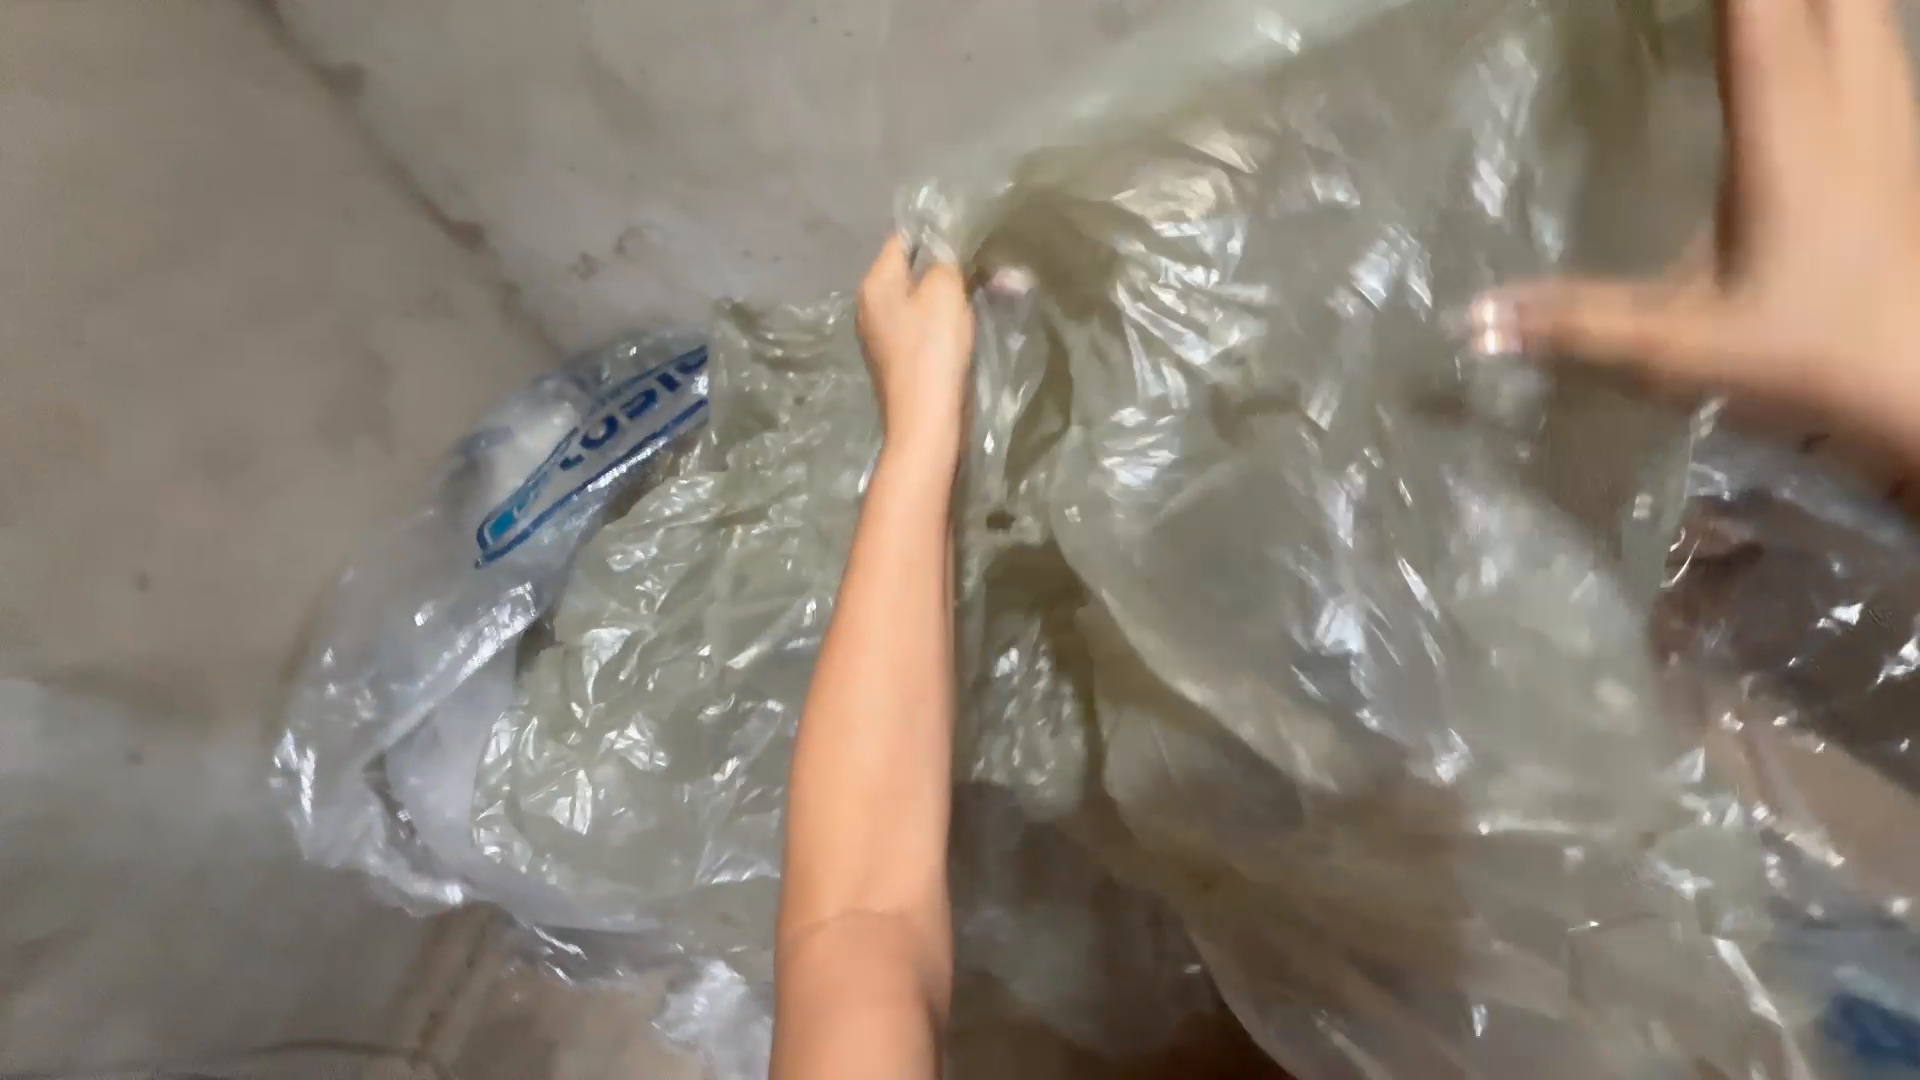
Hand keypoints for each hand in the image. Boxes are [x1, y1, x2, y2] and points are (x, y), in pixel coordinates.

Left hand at [857, 235, 975, 464]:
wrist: (925, 422)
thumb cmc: (932, 352)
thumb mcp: (944, 292)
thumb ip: (945, 262)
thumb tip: (945, 253)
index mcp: (875, 284)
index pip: (903, 239)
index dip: (936, 233)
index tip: (969, 236)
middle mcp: (869, 307)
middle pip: (912, 273)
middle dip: (948, 269)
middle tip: (986, 267)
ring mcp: (881, 338)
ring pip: (919, 303)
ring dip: (949, 298)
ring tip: (986, 293)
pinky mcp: (897, 363)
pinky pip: (922, 330)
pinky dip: (943, 324)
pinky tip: (966, 328)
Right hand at [1472, 0, 1919, 453]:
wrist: (1918, 379)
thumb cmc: (1797, 354)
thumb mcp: (1667, 345)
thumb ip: (1566, 324)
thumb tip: (1466, 321)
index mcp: (1787, 145)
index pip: (1761, 28)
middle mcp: (1851, 111)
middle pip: (1836, 0)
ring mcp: (1888, 121)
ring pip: (1871, 13)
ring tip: (1755, 5)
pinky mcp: (1895, 142)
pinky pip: (1875, 45)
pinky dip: (1840, 20)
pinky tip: (1821, 29)